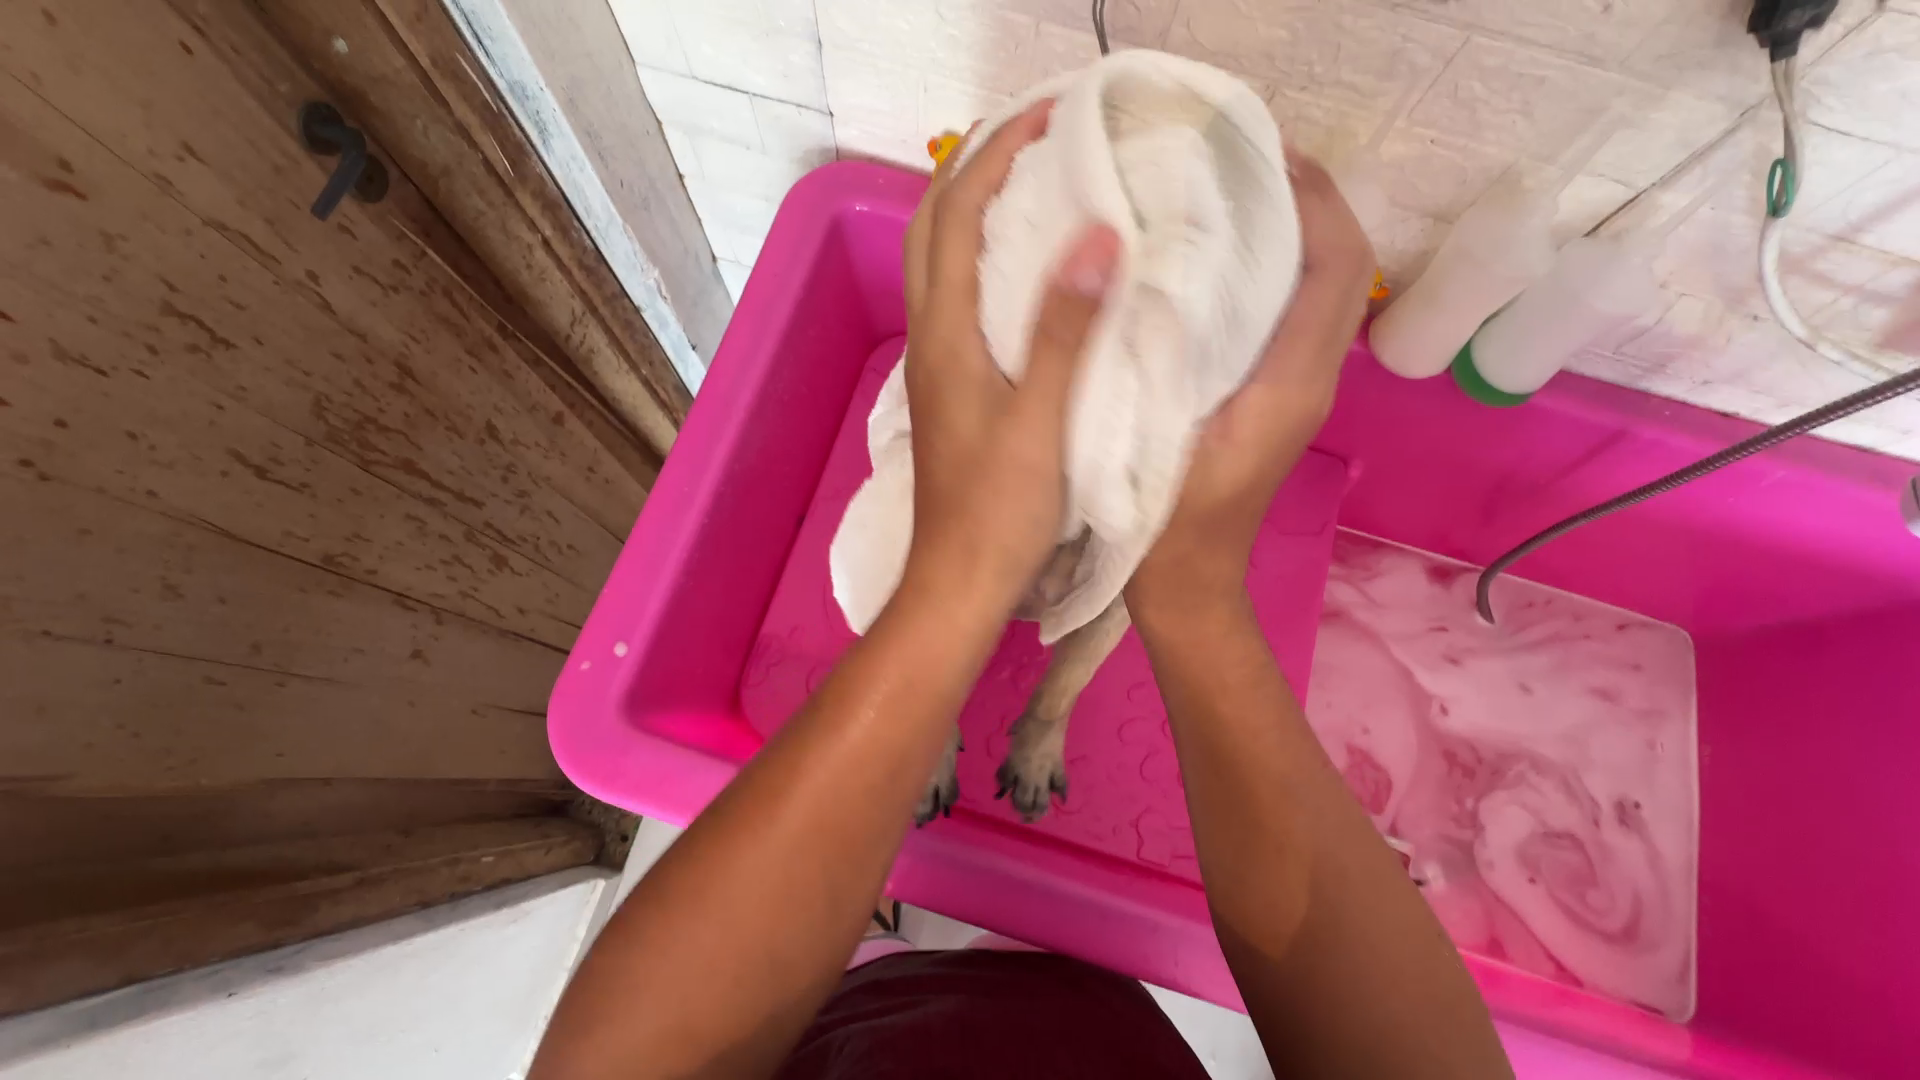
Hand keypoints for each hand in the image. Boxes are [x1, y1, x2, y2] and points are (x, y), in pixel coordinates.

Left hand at [895, 100, 1122, 614]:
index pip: (956, 218)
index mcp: (947, 335)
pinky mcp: (953, 391)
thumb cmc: (1003, 509)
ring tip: (1037, 186)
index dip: (995, 156)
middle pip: (935, 230)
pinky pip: (960, 303)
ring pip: (942, 267)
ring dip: (977, 214)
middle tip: (1038, 137)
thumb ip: (1066, 331)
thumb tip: (1096, 235)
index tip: (1050, 114)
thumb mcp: (1043, 420)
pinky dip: (987, 264)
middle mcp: (931, 339)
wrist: (962, 579)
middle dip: (976, 170)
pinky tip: (1033, 275)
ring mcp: (936, 367)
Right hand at [1129, 151, 1373, 609]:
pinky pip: (1285, 314)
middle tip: (1236, 162)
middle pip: (1339, 265)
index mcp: (1291, 381)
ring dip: (1285, 235)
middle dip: (1304, 202)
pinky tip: (1207, 264)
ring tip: (1223, 198)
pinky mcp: (1271, 397)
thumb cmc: (1166, 524)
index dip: (1315, 198)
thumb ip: (1165, 360)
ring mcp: (1295, 388)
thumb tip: (1160, 274)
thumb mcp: (1156, 438)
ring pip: (1314, 288)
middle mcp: (1309, 376)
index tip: (1262, 152)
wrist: (1187, 586)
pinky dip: (1264, 273)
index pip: (1338, 263)